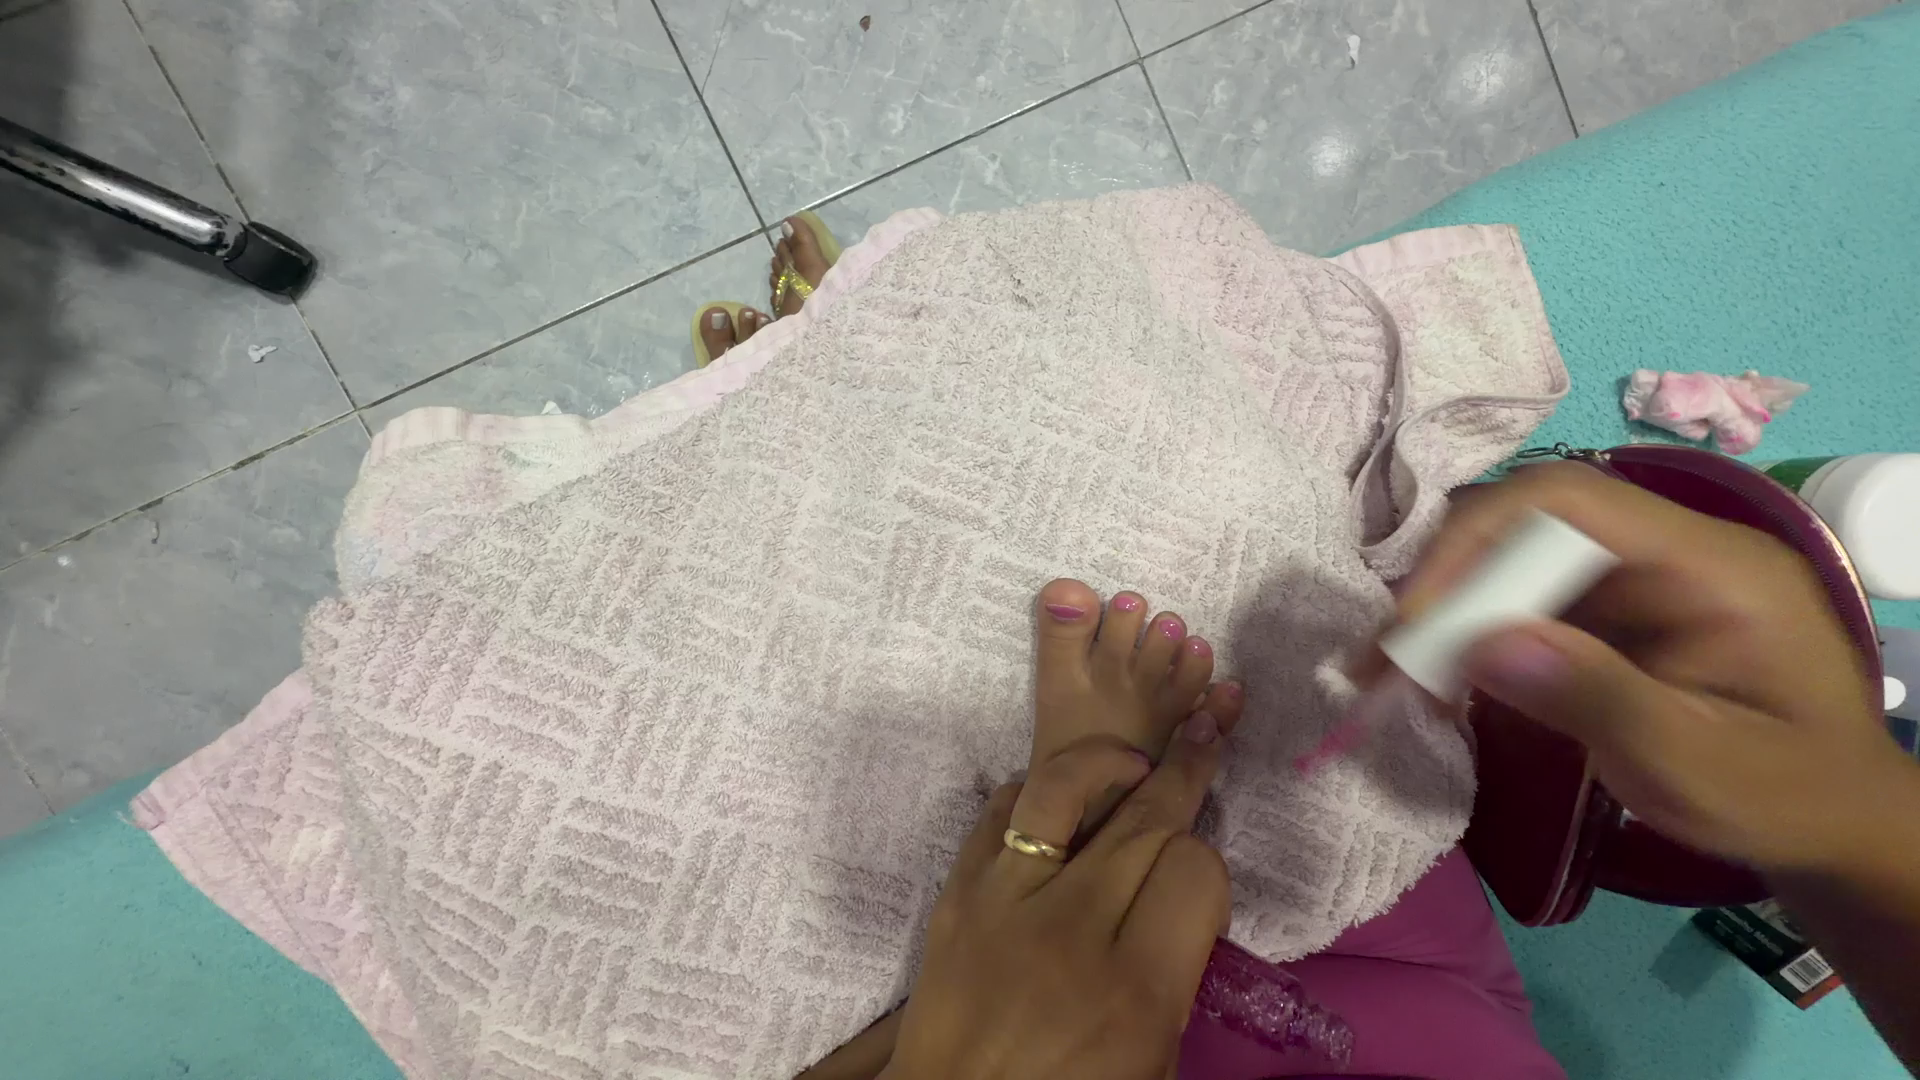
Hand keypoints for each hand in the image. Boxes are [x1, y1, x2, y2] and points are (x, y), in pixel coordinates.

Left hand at [880, 713, 1233, 1079]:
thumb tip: (1179, 881)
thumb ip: (1176, 965)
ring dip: (1108, 760)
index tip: (1195, 883)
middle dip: (1185, 770)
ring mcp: (1004, 897)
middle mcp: (1070, 929)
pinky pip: (1003, 806)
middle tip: (1203, 730)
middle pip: (1144, 819)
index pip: (1195, 870)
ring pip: (1067, 786)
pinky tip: (1057, 805)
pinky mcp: (957, 886)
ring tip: (1132, 760)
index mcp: (1134, 990)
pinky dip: (1037, 793)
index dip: (1206, 867)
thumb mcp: (1154, 1057)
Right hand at [1386, 461, 1919, 875]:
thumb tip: (1484, 645)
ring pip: (1500, 563)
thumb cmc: (1782, 795)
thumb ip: (1599, 699)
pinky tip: (1438, 677)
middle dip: (1443, 585)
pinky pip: (1506, 599)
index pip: (1563, 501)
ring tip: (1396, 674)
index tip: (1418, 614)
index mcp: (1706, 564)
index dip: (1473, 538)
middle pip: (1516, 527)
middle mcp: (1654, 550)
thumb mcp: (1700, 764)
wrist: (1821, 822)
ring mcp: (1619, 578)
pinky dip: (1460, 635)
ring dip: (1441, 614)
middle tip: (1388, 655)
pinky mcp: (1590, 609)